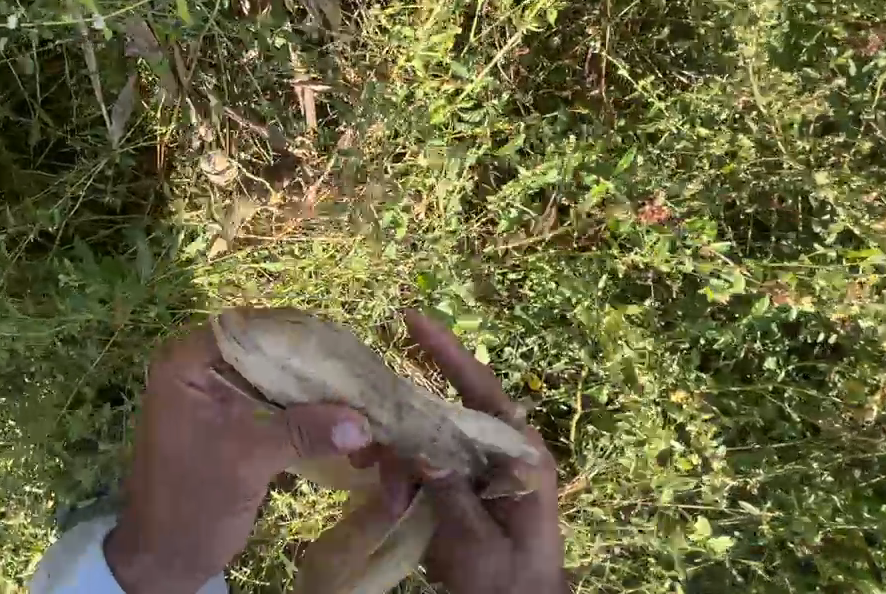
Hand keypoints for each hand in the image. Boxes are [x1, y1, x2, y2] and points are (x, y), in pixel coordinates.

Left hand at [105, 324, 374, 593]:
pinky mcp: (225, 418)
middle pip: (258, 349)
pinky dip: (296, 407)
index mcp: (184, 362)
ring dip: (304, 385)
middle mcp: (195, 366)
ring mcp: (210, 393)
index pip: (244, 329)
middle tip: (351, 365)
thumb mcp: (248, 460)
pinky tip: (333, 412)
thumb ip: (302, 432)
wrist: (164, 558)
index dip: (290, 333)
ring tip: (351, 384)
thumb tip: (363, 421)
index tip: (336, 343)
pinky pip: (265, 400)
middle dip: (304, 361)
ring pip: (266, 375)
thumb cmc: (193, 500)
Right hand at [404, 309, 564, 593]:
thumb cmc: (509, 584)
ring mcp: (472, 467)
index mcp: (518, 454)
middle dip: (400, 418)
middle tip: (367, 427)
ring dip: (394, 458)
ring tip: (379, 484)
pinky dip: (396, 475)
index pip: (482, 387)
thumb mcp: (481, 546)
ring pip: (421, 437)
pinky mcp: (453, 486)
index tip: (411, 319)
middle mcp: (494, 450)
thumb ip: (453, 496)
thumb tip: (421, 450)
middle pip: (440, 409)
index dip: (447, 350)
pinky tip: (386, 497)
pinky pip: (415, 463)